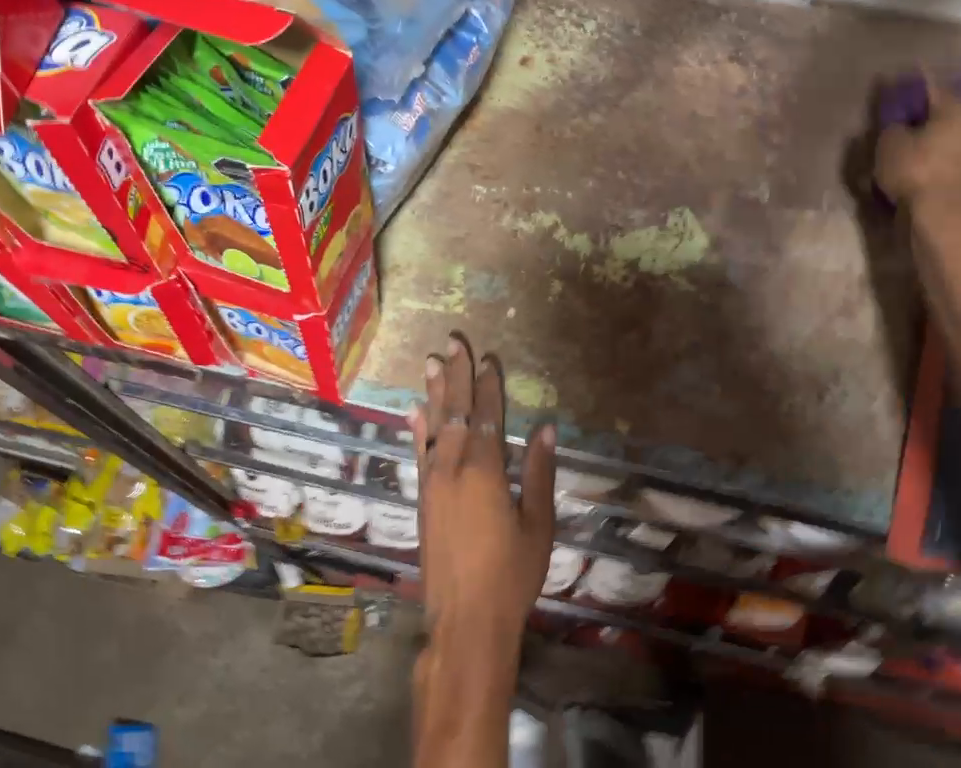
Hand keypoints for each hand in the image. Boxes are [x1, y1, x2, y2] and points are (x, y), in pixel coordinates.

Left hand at [409, 337, 554, 767]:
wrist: (465, 619)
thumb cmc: (511, 575)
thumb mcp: (537, 525)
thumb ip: (539, 474)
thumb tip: (545, 428)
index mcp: (485, 472)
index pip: (488, 416)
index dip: (490, 385)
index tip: (491, 356)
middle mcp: (452, 468)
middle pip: (457, 412)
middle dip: (458, 375)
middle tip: (454, 341)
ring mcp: (432, 483)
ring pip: (434, 426)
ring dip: (436, 392)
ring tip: (433, 361)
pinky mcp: (422, 499)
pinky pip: (419, 453)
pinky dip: (418, 428)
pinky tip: (415, 410)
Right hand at [874, 83, 960, 219]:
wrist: (940, 217)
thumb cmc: (913, 171)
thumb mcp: (888, 141)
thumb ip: (892, 123)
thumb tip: (898, 121)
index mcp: (956, 109)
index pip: (927, 90)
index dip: (905, 91)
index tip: (888, 93)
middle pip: (941, 115)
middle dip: (918, 119)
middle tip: (895, 125)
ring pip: (947, 138)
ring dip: (928, 141)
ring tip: (905, 150)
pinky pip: (951, 159)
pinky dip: (936, 160)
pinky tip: (919, 169)